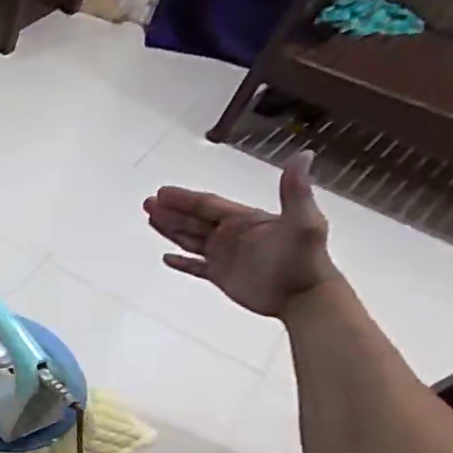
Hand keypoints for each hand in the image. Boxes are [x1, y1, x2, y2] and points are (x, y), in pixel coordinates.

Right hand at [145, 150, 337, 317]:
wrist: (305, 296)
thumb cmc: (304, 259)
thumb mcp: (304, 221)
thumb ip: (295, 190)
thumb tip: (302, 155)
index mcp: (243, 219)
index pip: (206, 206)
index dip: (184, 199)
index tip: (162, 193)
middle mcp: (231, 234)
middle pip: (193, 220)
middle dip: (170, 211)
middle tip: (148, 203)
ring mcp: (225, 256)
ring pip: (191, 240)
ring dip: (171, 230)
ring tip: (151, 220)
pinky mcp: (222, 277)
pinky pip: (196, 267)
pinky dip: (182, 263)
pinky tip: (166, 258)